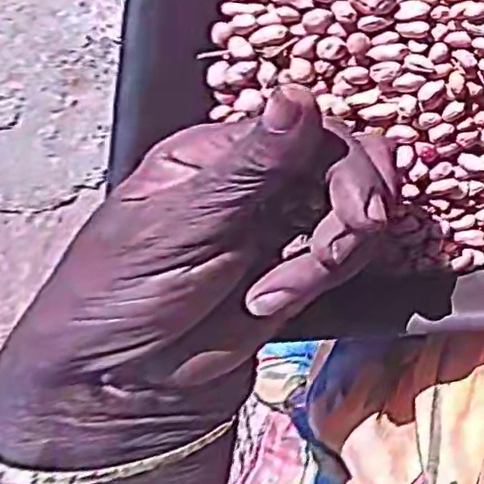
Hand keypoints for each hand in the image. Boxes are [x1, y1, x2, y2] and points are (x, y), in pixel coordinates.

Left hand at [0, 86, 399, 481]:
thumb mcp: (181, 225)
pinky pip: (359, 246)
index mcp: (228, 152)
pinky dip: (331, 275)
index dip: (351, 171)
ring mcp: (296, 213)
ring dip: (337, 253)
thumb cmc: (119, 299)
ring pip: (365, 208)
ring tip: (280, 291)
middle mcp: (271, 174)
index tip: (361, 215)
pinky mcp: (312, 252)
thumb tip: (296, 93)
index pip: (321, 135)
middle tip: (334, 253)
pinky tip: (278, 298)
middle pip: (357, 166)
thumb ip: (252, 162)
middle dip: (353, 213)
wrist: (121, 390)